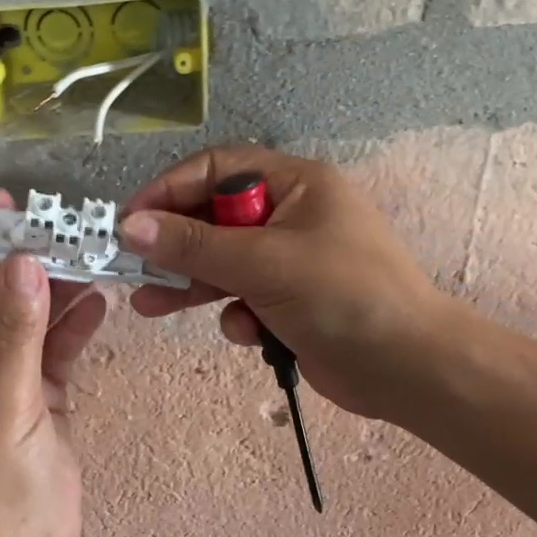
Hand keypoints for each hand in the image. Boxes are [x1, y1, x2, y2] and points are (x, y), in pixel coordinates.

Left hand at [0, 190, 107, 536]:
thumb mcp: (4, 402)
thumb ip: (19, 331)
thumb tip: (26, 260)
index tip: (6, 208)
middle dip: (20, 261)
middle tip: (62, 224)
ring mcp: (2, 379)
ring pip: (26, 318)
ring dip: (54, 289)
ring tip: (90, 254)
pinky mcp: (37, 397)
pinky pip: (53, 349)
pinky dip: (73, 326)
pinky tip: (99, 302)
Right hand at [120, 146, 448, 419]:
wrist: (407, 367)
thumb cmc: (342, 297)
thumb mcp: (263, 263)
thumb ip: (194, 245)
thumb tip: (131, 226)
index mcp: (296, 184)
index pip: (216, 169)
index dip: (168, 191)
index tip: (129, 221)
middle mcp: (291, 214)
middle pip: (214, 218)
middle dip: (175, 246)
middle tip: (130, 268)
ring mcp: (291, 260)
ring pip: (223, 263)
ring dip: (192, 284)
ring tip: (148, 306)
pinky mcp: (290, 302)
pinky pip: (244, 297)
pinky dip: (238, 314)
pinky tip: (246, 333)